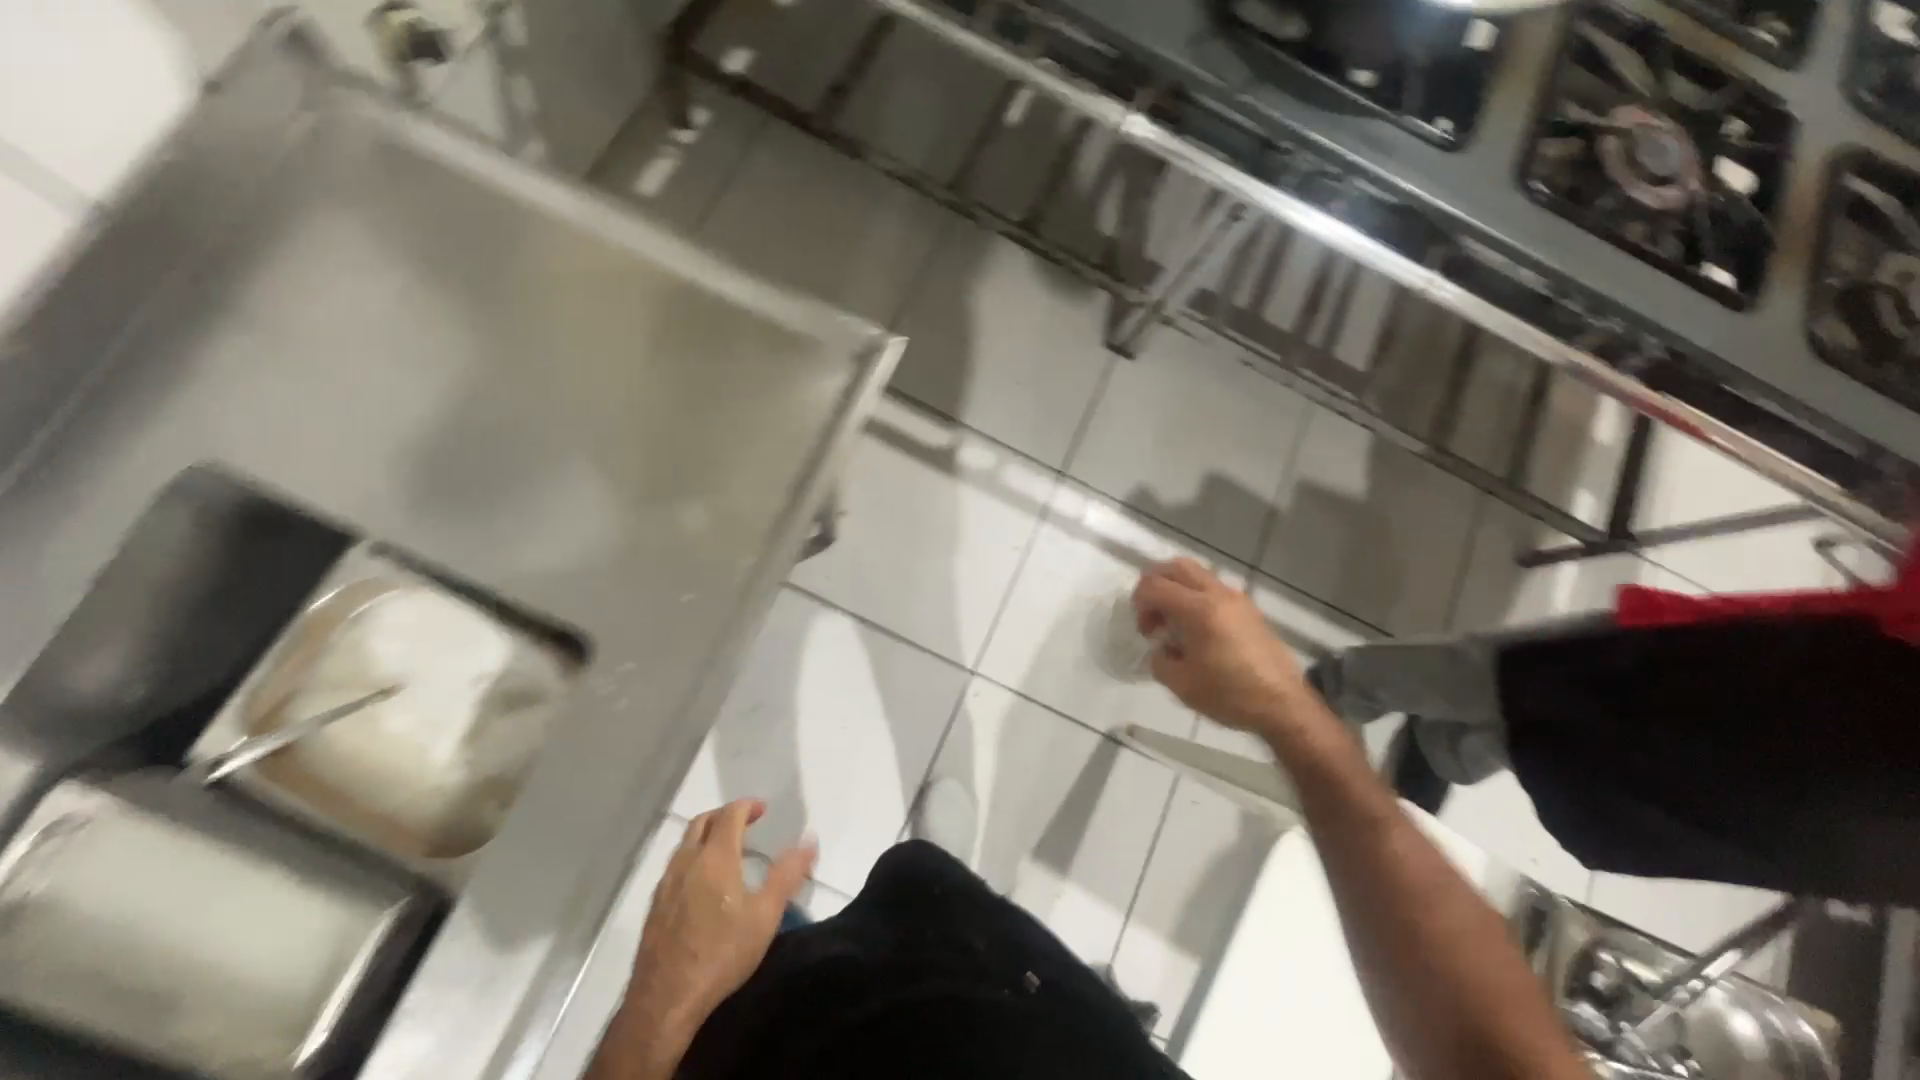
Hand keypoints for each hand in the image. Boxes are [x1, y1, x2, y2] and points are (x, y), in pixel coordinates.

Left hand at [627, 799, 816, 1031]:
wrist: (666, 997)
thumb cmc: (723, 953)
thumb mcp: (766, 915)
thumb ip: (787, 874)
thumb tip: (810, 841)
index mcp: (715, 857)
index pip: (730, 815)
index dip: (747, 806)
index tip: (763, 809)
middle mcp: (686, 861)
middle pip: (702, 822)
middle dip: (725, 815)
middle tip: (746, 823)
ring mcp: (666, 883)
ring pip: (685, 843)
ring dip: (707, 835)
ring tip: (728, 851)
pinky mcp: (655, 905)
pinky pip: (675, 866)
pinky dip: (693, 858)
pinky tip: (703, 884)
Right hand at [1132, 558, 1310, 735]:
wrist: (1282, 704)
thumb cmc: (1229, 695)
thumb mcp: (1181, 684)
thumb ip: (1160, 659)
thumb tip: (1162, 648)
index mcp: (1199, 610)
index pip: (1154, 586)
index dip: (1139, 604)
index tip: (1145, 631)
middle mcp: (1218, 595)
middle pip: (1176, 567)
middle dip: (1155, 585)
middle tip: (1152, 616)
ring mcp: (1237, 599)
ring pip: (1197, 575)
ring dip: (1177, 590)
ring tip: (1175, 625)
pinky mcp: (1249, 610)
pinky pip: (1214, 589)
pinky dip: (1196, 598)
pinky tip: (1198, 632)